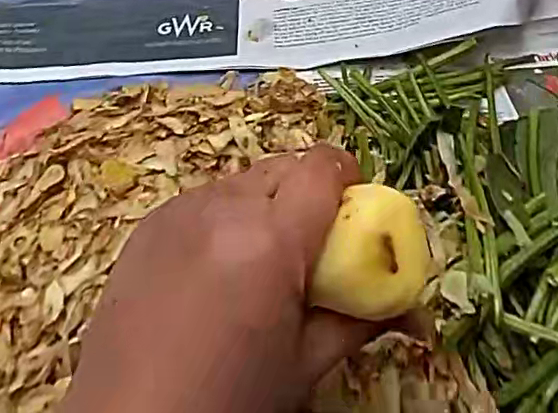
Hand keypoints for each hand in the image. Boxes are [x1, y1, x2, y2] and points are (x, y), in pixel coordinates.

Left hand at [60, 145, 384, 412]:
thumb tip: (407, 306)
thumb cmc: (228, 400)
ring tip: (260, 264)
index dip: (347, 179)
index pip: (321, 168)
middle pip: (282, 168)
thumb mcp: (303, 366)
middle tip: (313, 248)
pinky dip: (224, 217)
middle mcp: (222, 206)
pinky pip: (204, 199)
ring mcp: (180, 207)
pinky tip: (216, 270)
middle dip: (308, 194)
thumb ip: (357, 321)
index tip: (356, 212)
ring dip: (264, 205)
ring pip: (242, 181)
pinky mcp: (150, 219)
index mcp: (268, 238)